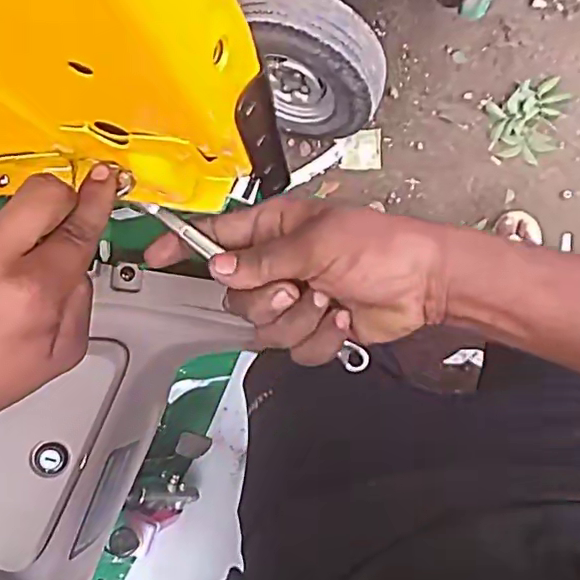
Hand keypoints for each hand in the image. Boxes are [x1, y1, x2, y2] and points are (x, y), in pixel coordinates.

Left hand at [0, 167, 117, 434]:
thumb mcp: (61, 353)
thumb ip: (81, 300)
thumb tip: (78, 262)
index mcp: (30, 290)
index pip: (77, 228)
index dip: (97, 199)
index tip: (105, 181)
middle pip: (43, 191)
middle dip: (64, 198)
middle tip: (65, 219)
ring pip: (10, 211)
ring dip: (22, 234)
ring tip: (6, 280)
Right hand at [143, 196, 453, 365]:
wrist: (423, 284)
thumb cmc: (381, 246)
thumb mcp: (318, 243)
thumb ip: (263, 259)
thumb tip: (219, 266)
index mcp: (273, 230)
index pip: (215, 237)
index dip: (183, 245)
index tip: (156, 254)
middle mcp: (277, 266)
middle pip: (236, 296)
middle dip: (270, 300)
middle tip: (299, 286)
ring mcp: (293, 300)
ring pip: (264, 328)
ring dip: (302, 319)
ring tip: (331, 299)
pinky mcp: (310, 328)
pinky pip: (294, 349)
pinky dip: (322, 338)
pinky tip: (342, 317)